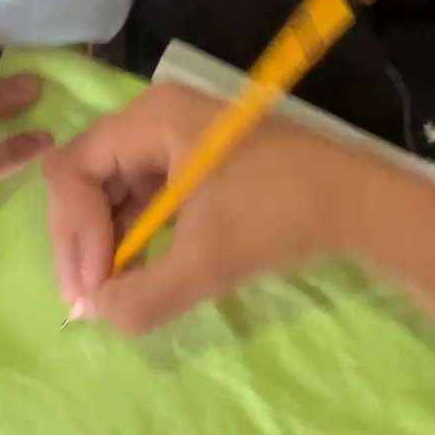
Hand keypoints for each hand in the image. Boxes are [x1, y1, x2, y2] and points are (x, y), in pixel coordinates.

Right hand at [42, 84, 434, 333]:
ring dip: (104, 243)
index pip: (74, 170)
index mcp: (152, 119)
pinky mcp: (186, 160)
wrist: (361, 203)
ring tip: (114, 292)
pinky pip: (137, 196)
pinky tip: (138, 272)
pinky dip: (132, 236)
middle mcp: (151, 118)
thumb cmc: (282, 216)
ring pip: (107, 191)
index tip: (94, 285)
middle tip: (89, 298)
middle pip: (84, 178)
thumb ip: (143, 297)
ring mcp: (169, 136)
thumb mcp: (209, 263)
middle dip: (82, 240)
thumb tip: (94, 317)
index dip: (73, 231)